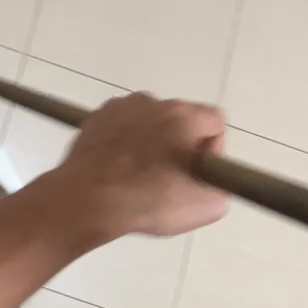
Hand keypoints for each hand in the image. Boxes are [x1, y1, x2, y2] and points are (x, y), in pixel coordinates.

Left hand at [47, 93, 228, 241]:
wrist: (87, 196)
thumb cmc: (149, 199)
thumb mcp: (207, 206)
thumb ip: (220, 184)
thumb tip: (209, 178)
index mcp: (183, 115)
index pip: (215, 121)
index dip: (213, 149)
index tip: (198, 172)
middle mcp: (152, 101)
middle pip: (180, 119)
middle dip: (181, 143)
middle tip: (170, 176)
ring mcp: (119, 106)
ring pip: (149, 120)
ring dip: (151, 140)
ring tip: (139, 172)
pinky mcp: (96, 116)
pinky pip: (121, 124)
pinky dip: (124, 140)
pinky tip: (117, 165)